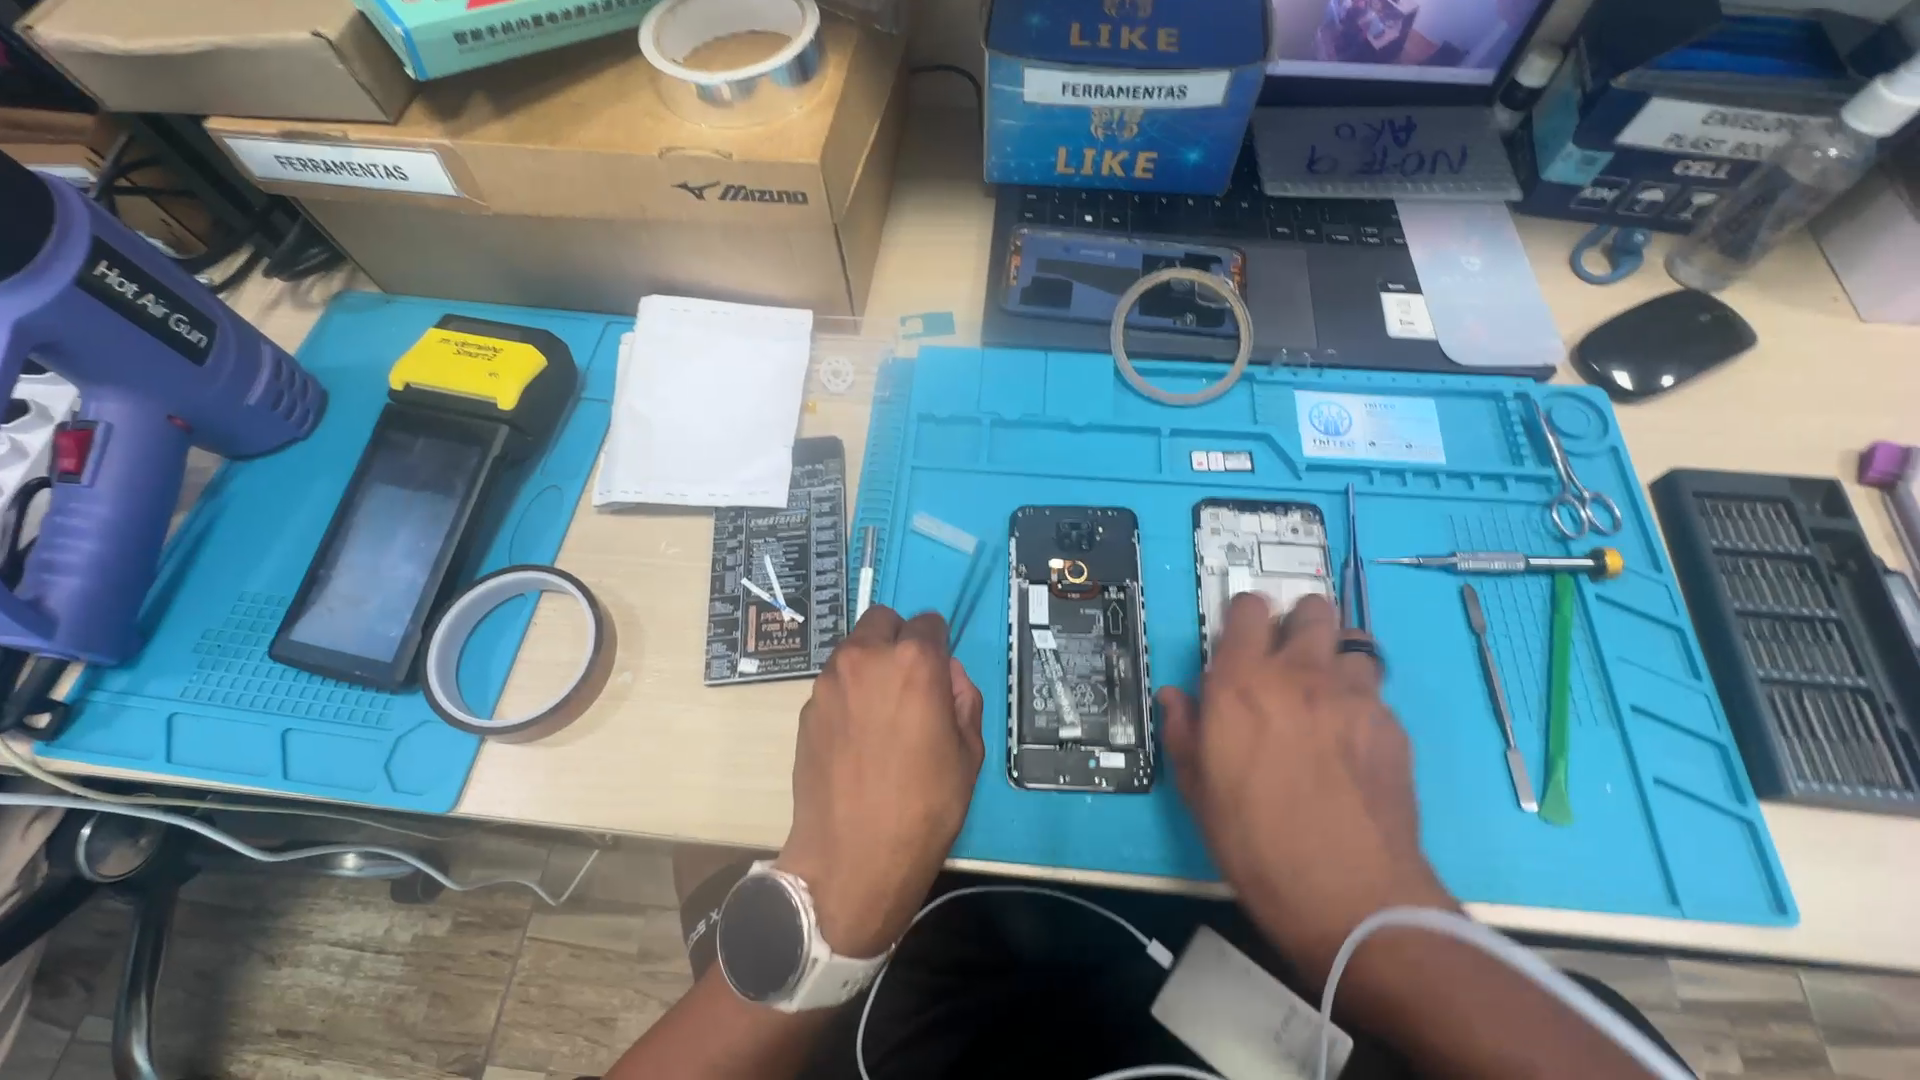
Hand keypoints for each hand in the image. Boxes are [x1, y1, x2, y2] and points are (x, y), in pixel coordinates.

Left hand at [775, 606, 983, 957]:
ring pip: (854, 650)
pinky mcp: (806, 709)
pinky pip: (835, 684)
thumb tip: (946, 677)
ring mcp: (828, 682)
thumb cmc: (925, 806)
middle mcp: (865, 658)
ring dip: (871, 665)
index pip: (928, 623)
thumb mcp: (969, 752)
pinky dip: (849, 694)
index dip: (938, 643)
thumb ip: (963, 699)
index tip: (940, 670)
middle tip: (910, 683)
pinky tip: (857, 736)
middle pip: (882, 621)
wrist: (853, 856)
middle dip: (899, 640)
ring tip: (882, 713)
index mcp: (913, 663)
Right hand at [1159, 593, 1455, 982]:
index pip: (1248, 609)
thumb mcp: (1197, 790)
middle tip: (1288, 658)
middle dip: (1299, 621)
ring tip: (1326, 696)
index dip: (1244, 617)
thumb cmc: (1252, 842)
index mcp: (1241, 684)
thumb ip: (1184, 732)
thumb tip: (1175, 697)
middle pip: (1312, 609)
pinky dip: (1361, 703)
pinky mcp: (1392, 726)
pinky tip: (1353, 742)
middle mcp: (1299, 674)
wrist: (1347, 892)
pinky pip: (1375, 693)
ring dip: (1335, 659)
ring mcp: (1353, 696)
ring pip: (1352, 643)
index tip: (1241, 641)